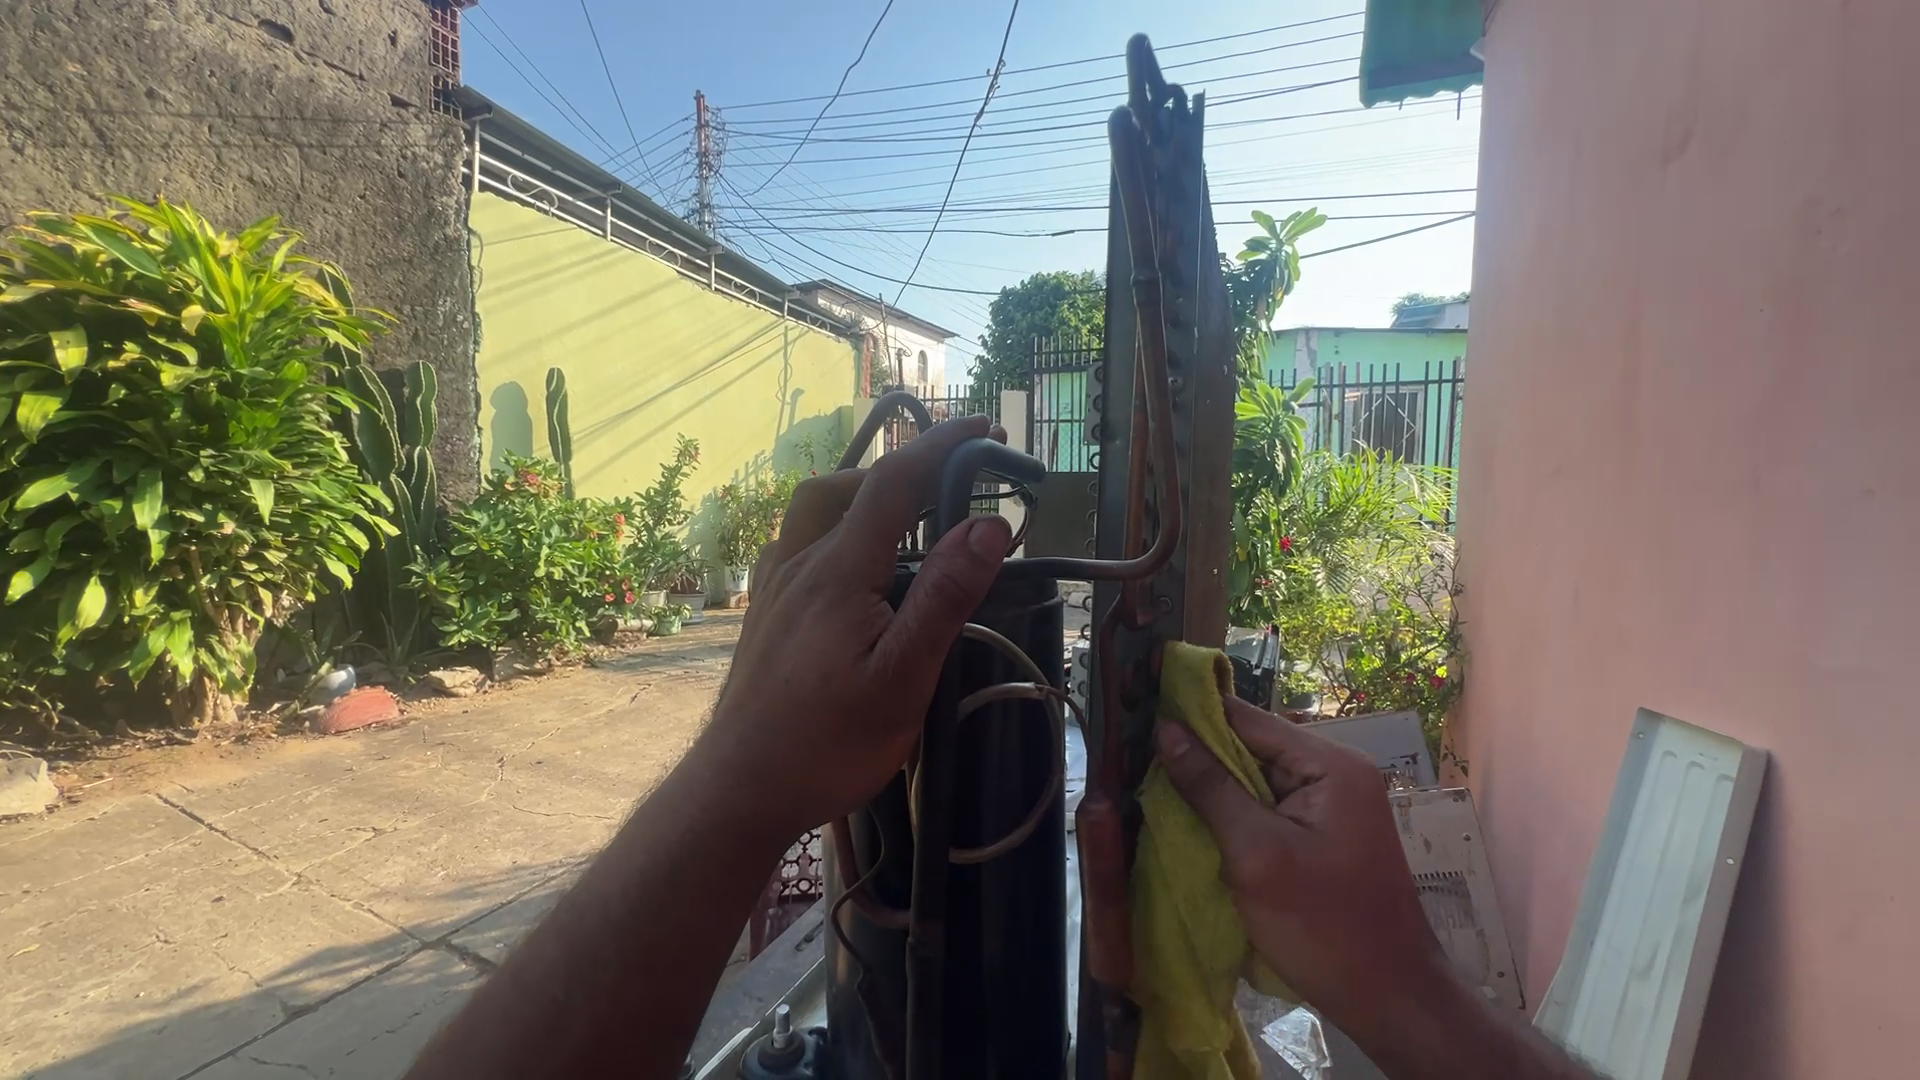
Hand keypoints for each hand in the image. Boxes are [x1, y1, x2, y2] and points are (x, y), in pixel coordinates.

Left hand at [699, 415, 1010, 837]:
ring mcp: (775, 587)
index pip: (895, 483)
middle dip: (903, 468)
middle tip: (951, 482)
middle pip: (847, 487)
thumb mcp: (902, 677)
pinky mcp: (765, 612)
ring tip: (909, 518)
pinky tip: (852, 564)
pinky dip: (836, 528)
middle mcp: (799, 563)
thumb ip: (944, 597)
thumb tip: (990, 525)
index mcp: (838, 570)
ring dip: (864, 495)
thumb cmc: (826, 744)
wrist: (738, 791)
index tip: (986, 426)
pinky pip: (799, 543)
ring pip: (815, 511)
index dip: (942, 446)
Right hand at [1153, 698, 1454, 1026]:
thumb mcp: (1255, 853)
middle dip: (1201, 754)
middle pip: (1251, 744)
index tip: (1142, 717)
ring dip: (1214, 785)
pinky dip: (1234, 809)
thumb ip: (1209, 786)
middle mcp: (1336, 770)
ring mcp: (1333, 801)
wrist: (1392, 1002)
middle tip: (1142, 759)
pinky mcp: (1324, 829)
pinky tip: (1198, 817)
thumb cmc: (1323, 927)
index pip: (1247, 718)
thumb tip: (1165, 729)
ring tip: (1160, 785)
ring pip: (1256, 775)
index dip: (1193, 716)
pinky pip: (1268, 802)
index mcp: (1330, 765)